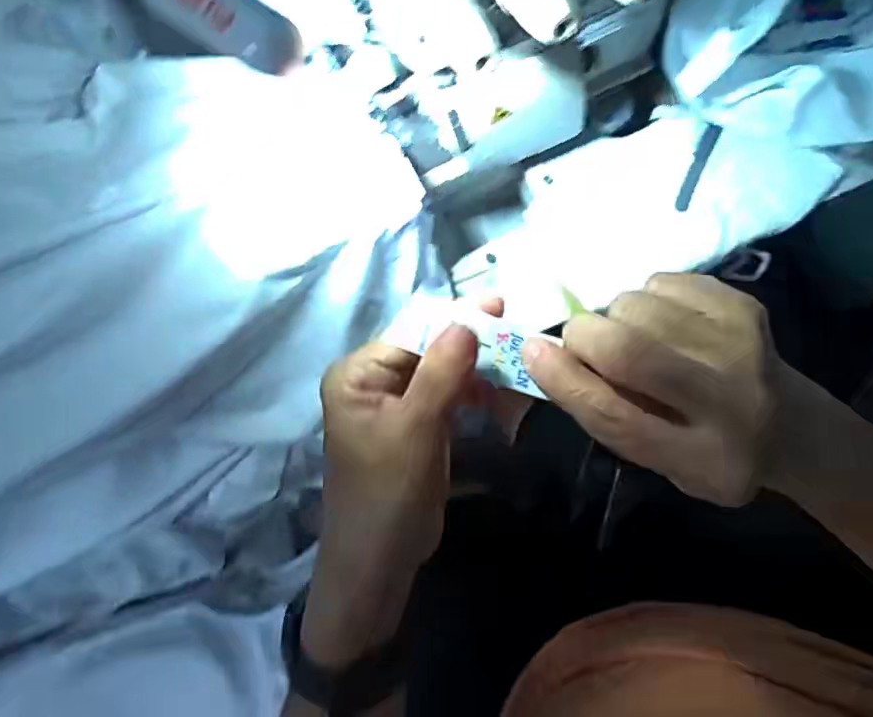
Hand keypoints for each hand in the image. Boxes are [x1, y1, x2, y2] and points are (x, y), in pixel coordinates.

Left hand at [304, 298, 498, 664]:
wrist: (378, 567)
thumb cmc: (388, 494)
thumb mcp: (415, 430)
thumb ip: (441, 373)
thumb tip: (467, 321)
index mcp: (358, 374)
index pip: (411, 332)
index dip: (455, 319)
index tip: (498, 306)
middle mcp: (373, 380)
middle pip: (428, 346)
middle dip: (470, 340)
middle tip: (514, 329)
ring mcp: (395, 401)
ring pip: (442, 368)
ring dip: (476, 365)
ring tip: (515, 358)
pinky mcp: (415, 421)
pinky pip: (447, 392)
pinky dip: (473, 389)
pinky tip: (499, 389)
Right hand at [523, 274, 792, 506]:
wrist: (793, 424)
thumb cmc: (709, 449)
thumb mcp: (660, 458)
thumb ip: (609, 413)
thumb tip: (545, 352)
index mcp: (703, 459)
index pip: (619, 417)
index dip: (565, 381)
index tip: (532, 350)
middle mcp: (728, 401)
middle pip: (630, 352)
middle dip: (585, 335)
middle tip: (579, 336)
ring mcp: (740, 345)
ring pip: (639, 306)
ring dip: (615, 315)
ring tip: (634, 334)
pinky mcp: (742, 304)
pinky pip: (661, 281)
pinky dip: (644, 296)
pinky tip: (663, 319)